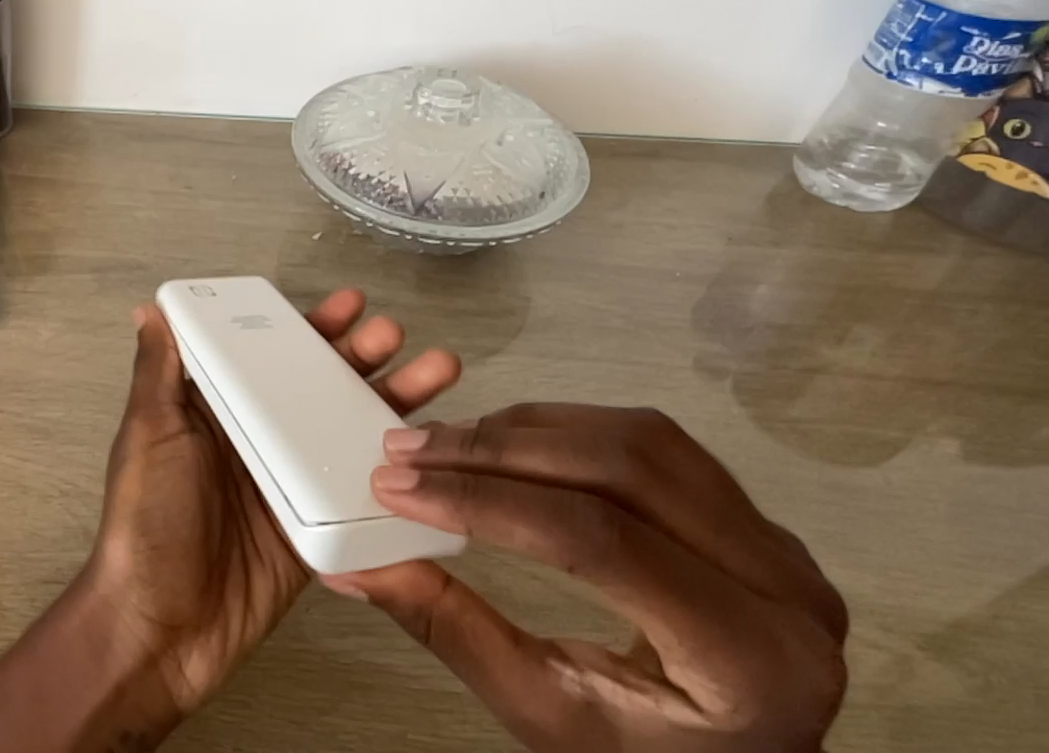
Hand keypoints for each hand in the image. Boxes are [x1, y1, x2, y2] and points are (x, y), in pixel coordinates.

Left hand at [83, 289, 463, 714]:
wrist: (163, 626)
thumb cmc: (148, 519)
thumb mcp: (148, 434)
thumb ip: (158, 373)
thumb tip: (150, 311)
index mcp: (215, 412)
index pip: (268, 356)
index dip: (307, 328)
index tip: (346, 304)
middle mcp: (255, 439)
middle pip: (316, 387)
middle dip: (358, 356)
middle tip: (394, 333)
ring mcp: (287, 483)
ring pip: (345, 431)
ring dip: (389, 402)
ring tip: (435, 372)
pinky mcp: (313, 527)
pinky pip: (358, 491)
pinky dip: (394, 470)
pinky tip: (430, 449)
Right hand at [324, 405, 848, 751]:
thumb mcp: (543, 714)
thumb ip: (453, 629)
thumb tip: (355, 566)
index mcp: (750, 659)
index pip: (598, 540)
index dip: (485, 500)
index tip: (396, 485)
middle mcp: (787, 584)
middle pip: (621, 469)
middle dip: (494, 449)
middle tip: (405, 448)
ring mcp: (775, 541)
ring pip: (636, 437)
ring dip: (524, 428)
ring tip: (441, 442)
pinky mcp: (745, 514)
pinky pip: (648, 440)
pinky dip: (560, 428)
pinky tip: (501, 440)